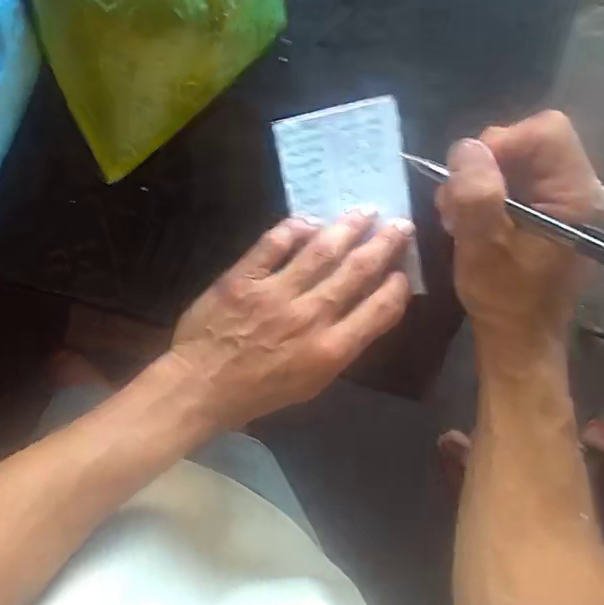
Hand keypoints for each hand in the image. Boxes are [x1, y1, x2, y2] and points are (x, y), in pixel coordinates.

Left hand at [167, 211, 412, 428]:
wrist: (200, 385)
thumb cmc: (256, 392)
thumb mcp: (309, 384)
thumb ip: (337, 349)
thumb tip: (361, 315)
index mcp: (330, 349)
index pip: (380, 310)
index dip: (397, 287)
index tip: (403, 271)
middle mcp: (309, 316)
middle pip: (356, 271)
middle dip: (383, 245)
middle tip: (400, 224)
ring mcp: (274, 293)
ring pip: (320, 251)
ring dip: (346, 228)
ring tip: (364, 212)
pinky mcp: (242, 278)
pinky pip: (273, 245)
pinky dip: (294, 229)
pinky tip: (309, 221)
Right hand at [436, 110, 603, 359]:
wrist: (519, 338)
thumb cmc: (505, 297)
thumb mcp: (483, 246)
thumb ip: (477, 194)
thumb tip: (465, 147)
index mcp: (577, 195)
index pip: (546, 131)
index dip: (501, 143)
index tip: (468, 177)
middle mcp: (578, 189)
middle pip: (529, 142)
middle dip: (483, 165)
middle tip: (454, 202)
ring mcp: (561, 201)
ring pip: (514, 160)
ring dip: (476, 182)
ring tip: (456, 217)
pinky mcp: (544, 212)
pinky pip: (511, 181)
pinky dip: (482, 194)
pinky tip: (467, 222)